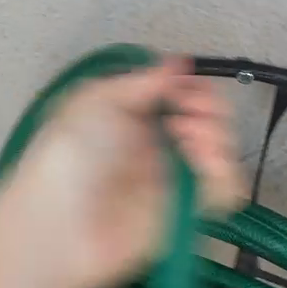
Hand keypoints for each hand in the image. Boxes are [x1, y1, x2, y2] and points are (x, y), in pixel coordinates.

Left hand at [0, 58, 247, 287]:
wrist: (59, 224)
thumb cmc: (69, 153)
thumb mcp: (95, 100)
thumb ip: (142, 82)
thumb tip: (179, 63)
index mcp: (134, 114)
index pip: (179, 91)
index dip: (190, 83)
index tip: (185, 84)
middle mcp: (159, 143)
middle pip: (207, 116)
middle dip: (208, 104)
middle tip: (189, 110)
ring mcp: (175, 177)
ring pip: (221, 148)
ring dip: (217, 132)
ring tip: (190, 134)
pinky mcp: (189, 211)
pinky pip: (224, 190)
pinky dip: (227, 170)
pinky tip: (205, 159)